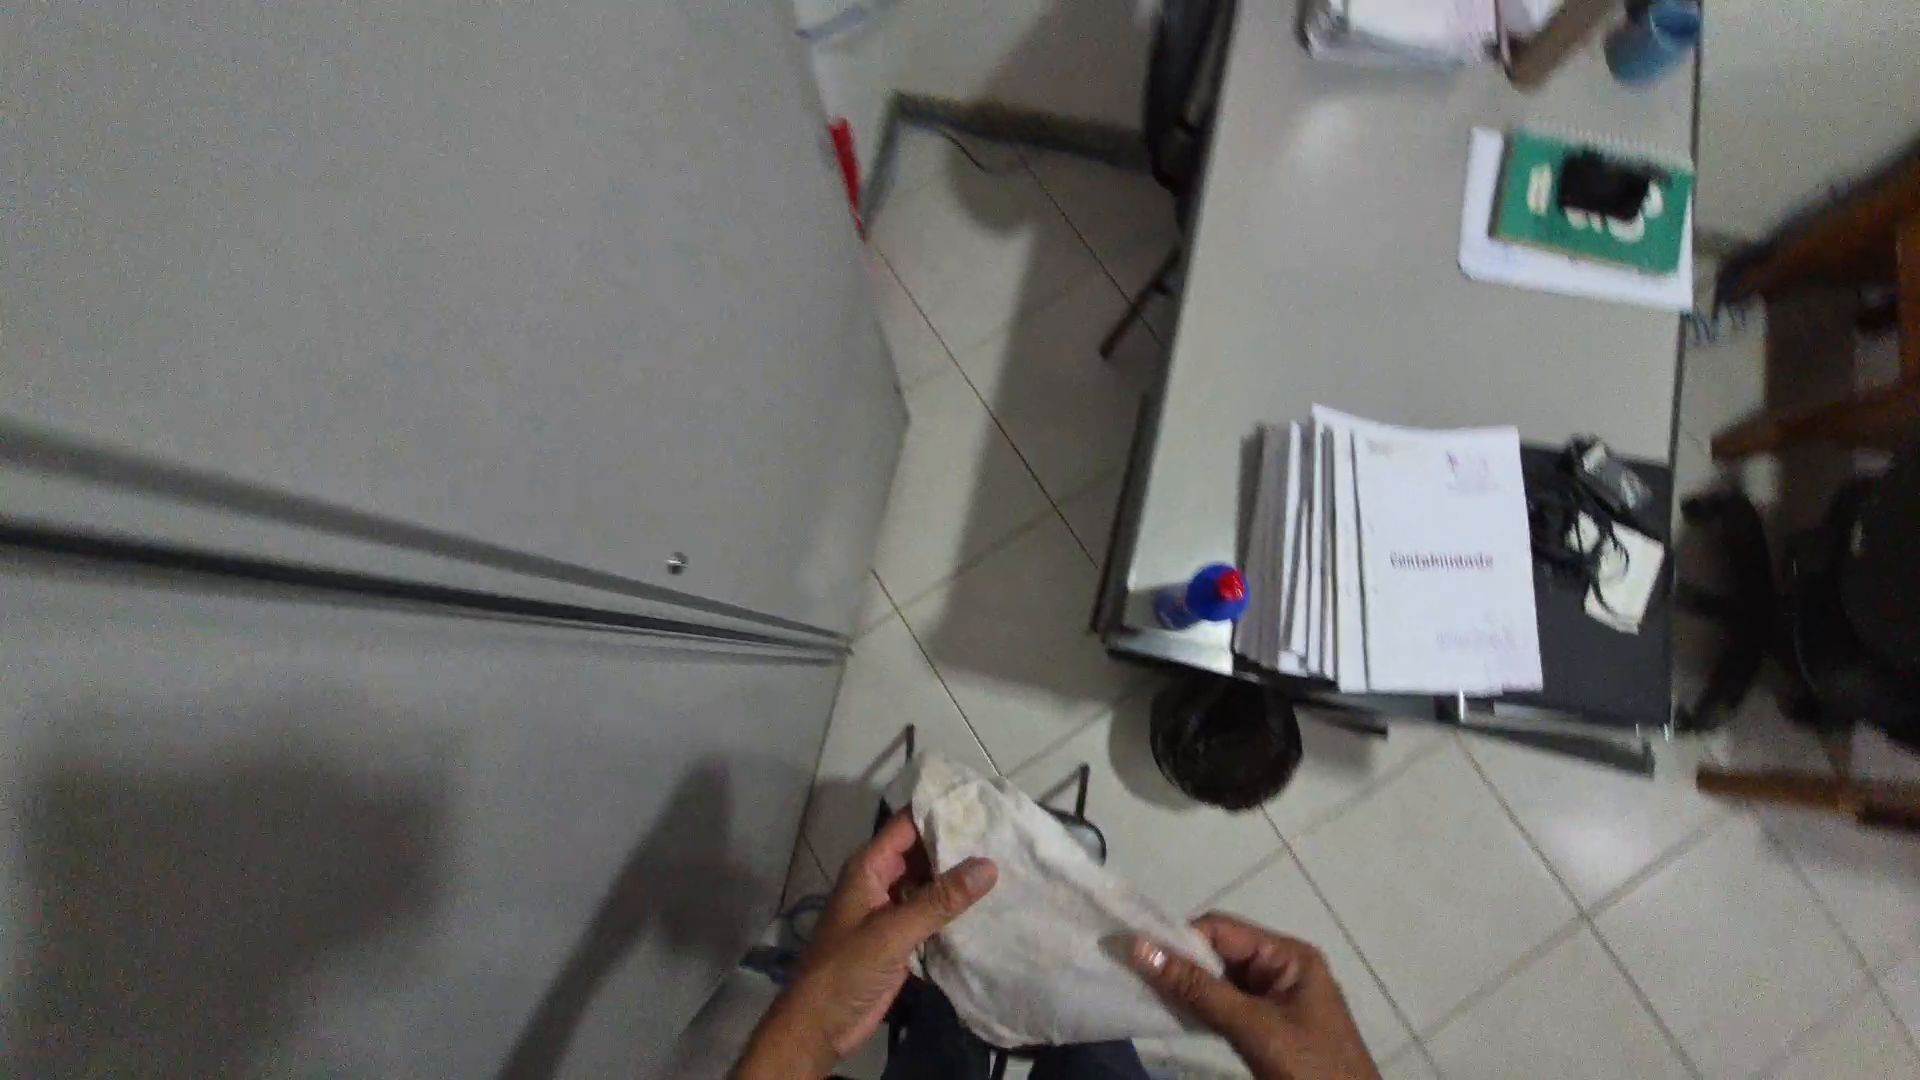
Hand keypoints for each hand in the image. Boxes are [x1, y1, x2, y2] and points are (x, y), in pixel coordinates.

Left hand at [736, 813, 997, 1079]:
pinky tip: (985, 904)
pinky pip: (931, 911)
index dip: (939, 811)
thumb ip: (940, 900)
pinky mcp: (900, 935)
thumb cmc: (847, 967)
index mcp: (869, 865)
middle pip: (921, 851)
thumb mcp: (894, 931)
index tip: (978, 804)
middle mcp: (881, 879)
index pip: (907, 824)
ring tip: (1001, 862)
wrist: (820, 1026)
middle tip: (999, 835)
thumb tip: (988, 865)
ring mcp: (891, 907)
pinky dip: (953, 907)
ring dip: (956, 877)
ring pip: (928, 881)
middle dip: (955, 844)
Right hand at [1130, 913, 1379, 1079]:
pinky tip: (1173, 1013)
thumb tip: (1139, 947)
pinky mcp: (1268, 1029)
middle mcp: (1282, 969)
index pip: (1222, 929)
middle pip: (1219, 952)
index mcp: (1289, 956)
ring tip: (1146, 991)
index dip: (1181, 938)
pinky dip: (1199, 1008)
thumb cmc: (1313, 1073)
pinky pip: (1225, 1006)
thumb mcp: (1255, 1029)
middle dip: (1181, 962)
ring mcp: (1276, 1001)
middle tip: (1136, 972)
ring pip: (1218, 980)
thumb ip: (1198, 989)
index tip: (1139, 952)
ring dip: (1186, 986)